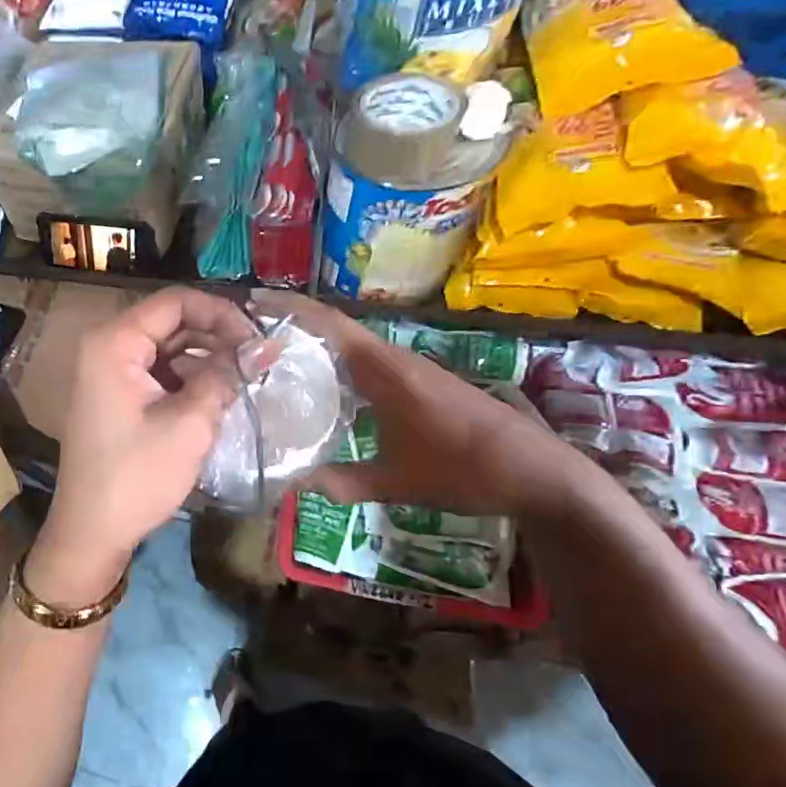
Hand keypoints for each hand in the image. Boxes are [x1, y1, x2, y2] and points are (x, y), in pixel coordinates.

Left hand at [31, 287, 256, 603]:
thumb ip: (226, 376)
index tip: (259, 339)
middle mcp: (106, 346)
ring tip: (248, 377)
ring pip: (166, 347)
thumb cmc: (136, 475)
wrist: (91, 529)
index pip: (176, 302)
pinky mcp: (115, 394)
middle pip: (170, 321)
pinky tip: (220, 393)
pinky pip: (157, 371)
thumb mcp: (189, 424)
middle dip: (217, 335)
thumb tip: (266, 348)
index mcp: (113, 342)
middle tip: (261, 359)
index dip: (222, 313)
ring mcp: (108, 371)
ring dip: (206, 357)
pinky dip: (188, 377)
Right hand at [249, 289, 604, 519]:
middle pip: (334, 328)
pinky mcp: (417, 382)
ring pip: (349, 344)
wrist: (539, 474)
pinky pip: (363, 360)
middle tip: (246, 330)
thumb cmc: (465, 470)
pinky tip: (317, 382)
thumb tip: (290, 485)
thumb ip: (342, 482)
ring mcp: (408, 369)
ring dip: (312, 341)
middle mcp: (394, 360)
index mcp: (385, 371)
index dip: (289, 308)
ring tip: (270, 353)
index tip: (252, 300)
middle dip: (290, 322)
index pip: (329, 325)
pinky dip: (333, 360)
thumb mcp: (397, 483)